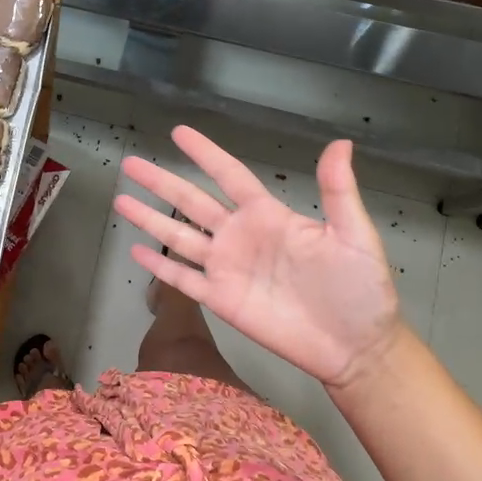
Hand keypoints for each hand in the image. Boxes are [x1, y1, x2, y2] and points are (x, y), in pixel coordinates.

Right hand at [114, 128, 403, 389]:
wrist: (357, 347)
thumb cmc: (361, 289)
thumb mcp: (355, 236)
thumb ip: (339, 192)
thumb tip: (340, 143)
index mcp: (268, 216)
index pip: (229, 176)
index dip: (205, 154)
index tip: (179, 133)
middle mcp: (239, 236)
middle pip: (191, 202)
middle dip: (160, 182)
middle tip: (131, 163)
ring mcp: (227, 268)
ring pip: (178, 236)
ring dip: (150, 218)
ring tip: (121, 200)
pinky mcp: (220, 300)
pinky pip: (183, 279)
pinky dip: (159, 266)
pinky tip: (136, 251)